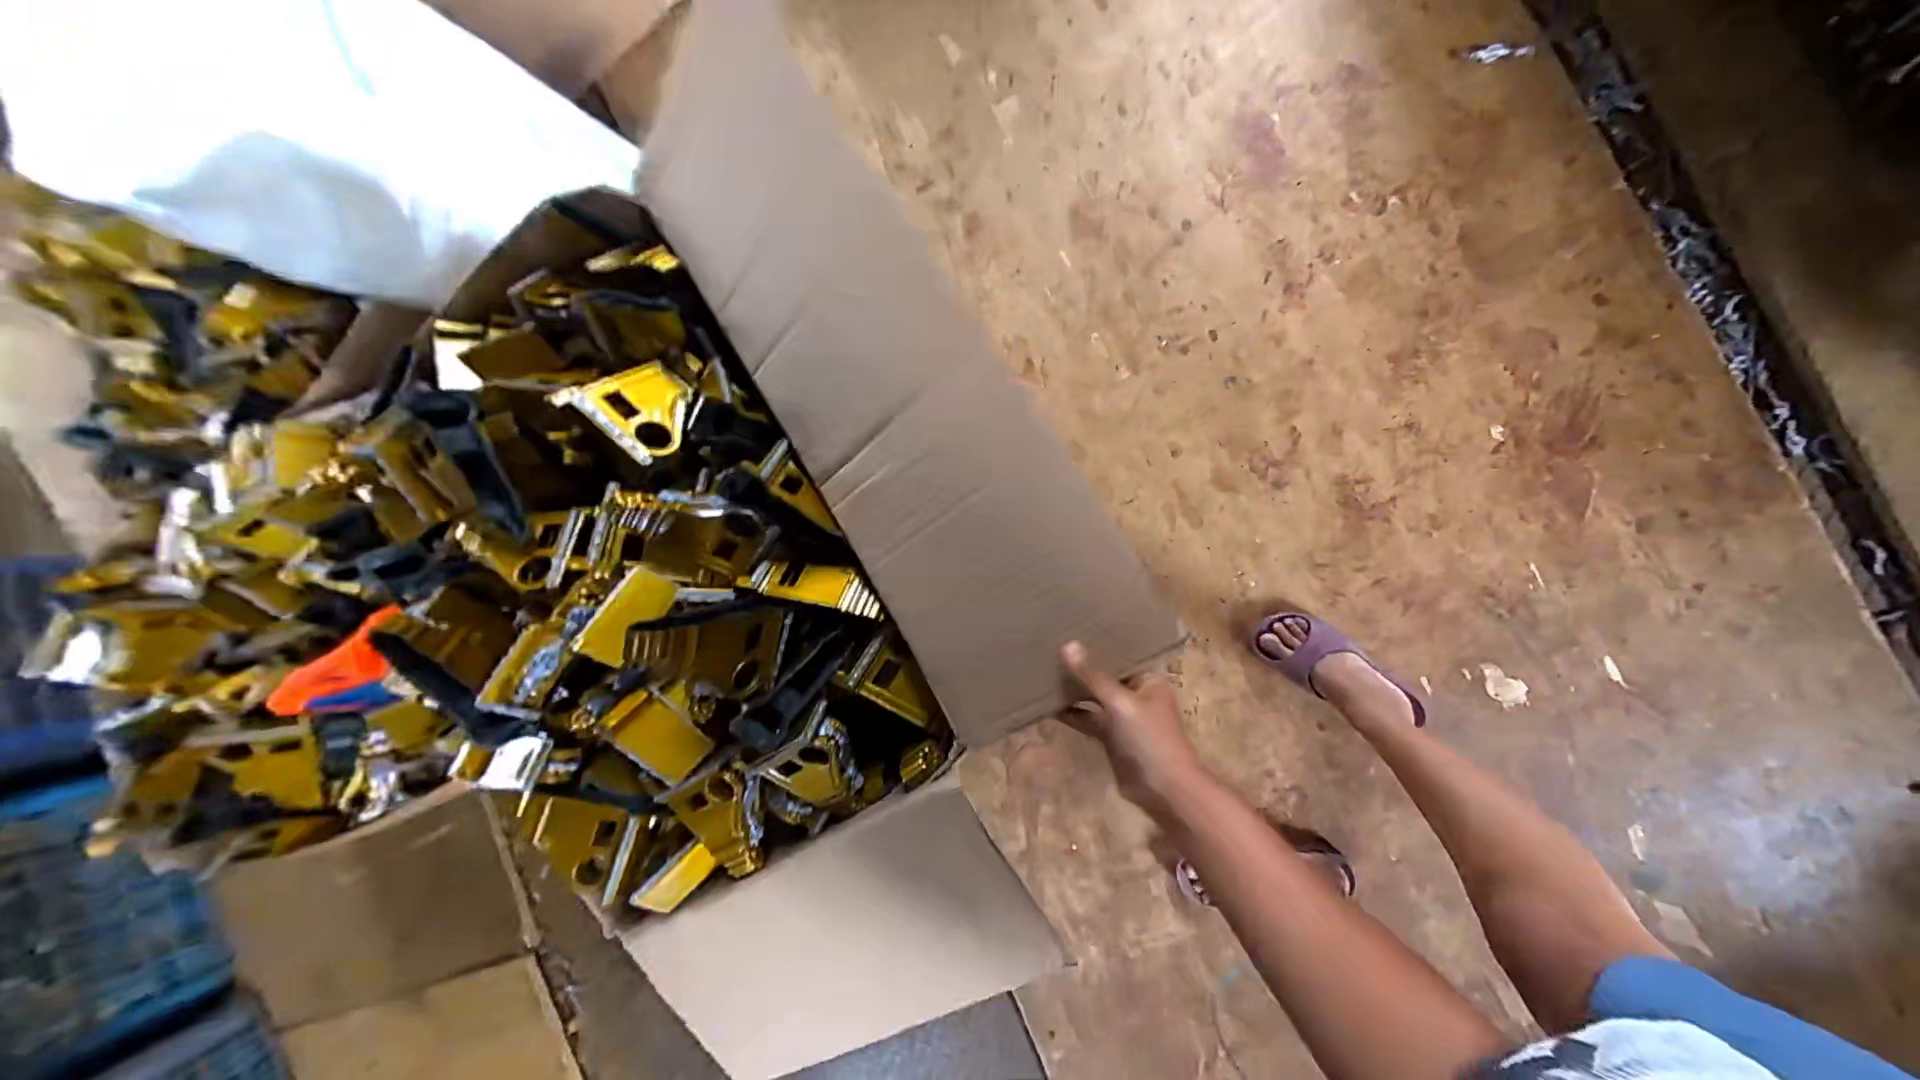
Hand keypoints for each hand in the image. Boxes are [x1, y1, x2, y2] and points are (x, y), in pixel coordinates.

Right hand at [1058, 641, 1203, 813]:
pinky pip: (1088, 718)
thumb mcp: (1120, 703)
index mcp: (1148, 679)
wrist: (1164, 790)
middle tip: (1051, 646)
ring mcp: (1122, 717)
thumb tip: (1067, 645)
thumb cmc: (1149, 739)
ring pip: (1094, 697)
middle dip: (1083, 665)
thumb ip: (1093, 676)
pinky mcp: (1110, 736)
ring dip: (1074, 689)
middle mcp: (1136, 694)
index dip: (1100, 642)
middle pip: (1105, 675)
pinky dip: (1071, 713)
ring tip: (1045, 669)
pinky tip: (1049, 703)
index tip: (1072, 627)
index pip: (1122, 654)